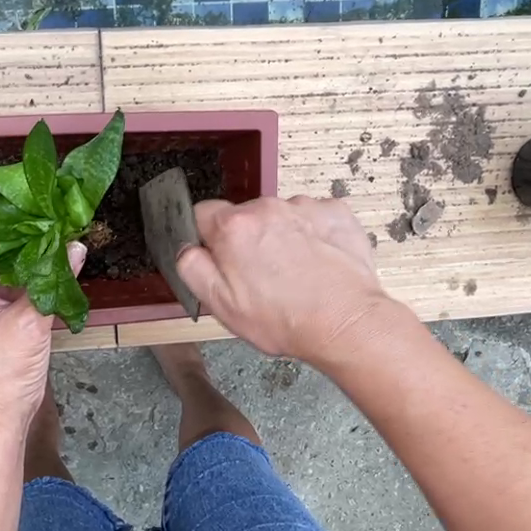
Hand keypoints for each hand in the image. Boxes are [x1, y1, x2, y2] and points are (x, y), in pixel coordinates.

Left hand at [0, 185, 85, 432]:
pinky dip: (38, 263)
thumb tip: (75, 247)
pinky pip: (21, 277)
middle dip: (8, 217)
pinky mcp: (8, 310)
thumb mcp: (28, 324)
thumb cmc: (0, 374)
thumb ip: (51, 283)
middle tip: (36, 197)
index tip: (1, 187)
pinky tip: (60, 250)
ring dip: (26, 239)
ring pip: (5, 257)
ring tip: (51, 217)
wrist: (2, 412)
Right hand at [178, 195, 395, 364]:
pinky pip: (312, 218)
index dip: (207, 240)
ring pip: (279, 218)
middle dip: (246, 242)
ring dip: (280, 239)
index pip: (202, 214)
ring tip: (293, 275)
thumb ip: (193, 269)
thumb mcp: (220, 306)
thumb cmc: (286, 320)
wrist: (344, 322)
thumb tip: (186, 248)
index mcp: (233, 228)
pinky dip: (311, 236)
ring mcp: (303, 208)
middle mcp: (266, 208)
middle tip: (260, 279)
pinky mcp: (333, 213)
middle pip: (243, 217)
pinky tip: (315, 265)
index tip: (219, 260)